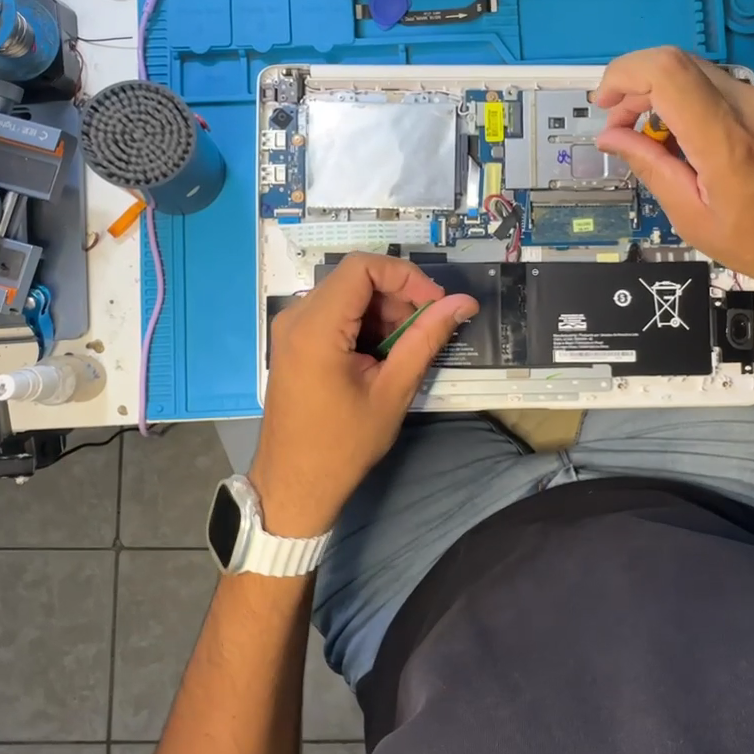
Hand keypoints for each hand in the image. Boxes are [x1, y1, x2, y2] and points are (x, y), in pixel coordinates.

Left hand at [249, 253, 477, 536]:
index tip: (435, 305)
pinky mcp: (293, 342)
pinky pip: (333, 313)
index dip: (406, 276)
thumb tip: (463, 303)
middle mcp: (296, 317)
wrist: (294, 486)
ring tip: (404, 350)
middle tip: (426, 331)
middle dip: (397, 296)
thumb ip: (426, 339)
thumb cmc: (343, 445)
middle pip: (355, 278)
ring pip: (346, 294)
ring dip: (382, 311)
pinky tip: (381, 356)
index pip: (363, 267)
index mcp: (316, 328)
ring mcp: (290, 329)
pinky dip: (363, 324)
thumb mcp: (393, 391)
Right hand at [593, 47, 753, 309]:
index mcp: (726, 139)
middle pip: (677, 63)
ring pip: (698, 74)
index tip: (603, 105)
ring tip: (650, 142)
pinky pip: (721, 90)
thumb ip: (651, 169)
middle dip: (635, 87)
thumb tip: (611, 138)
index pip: (664, 71)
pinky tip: (685, 143)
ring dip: (662, 96)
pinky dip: (690, 104)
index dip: (622, 76)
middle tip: (619, 129)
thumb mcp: (696, 219)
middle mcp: (749, 107)